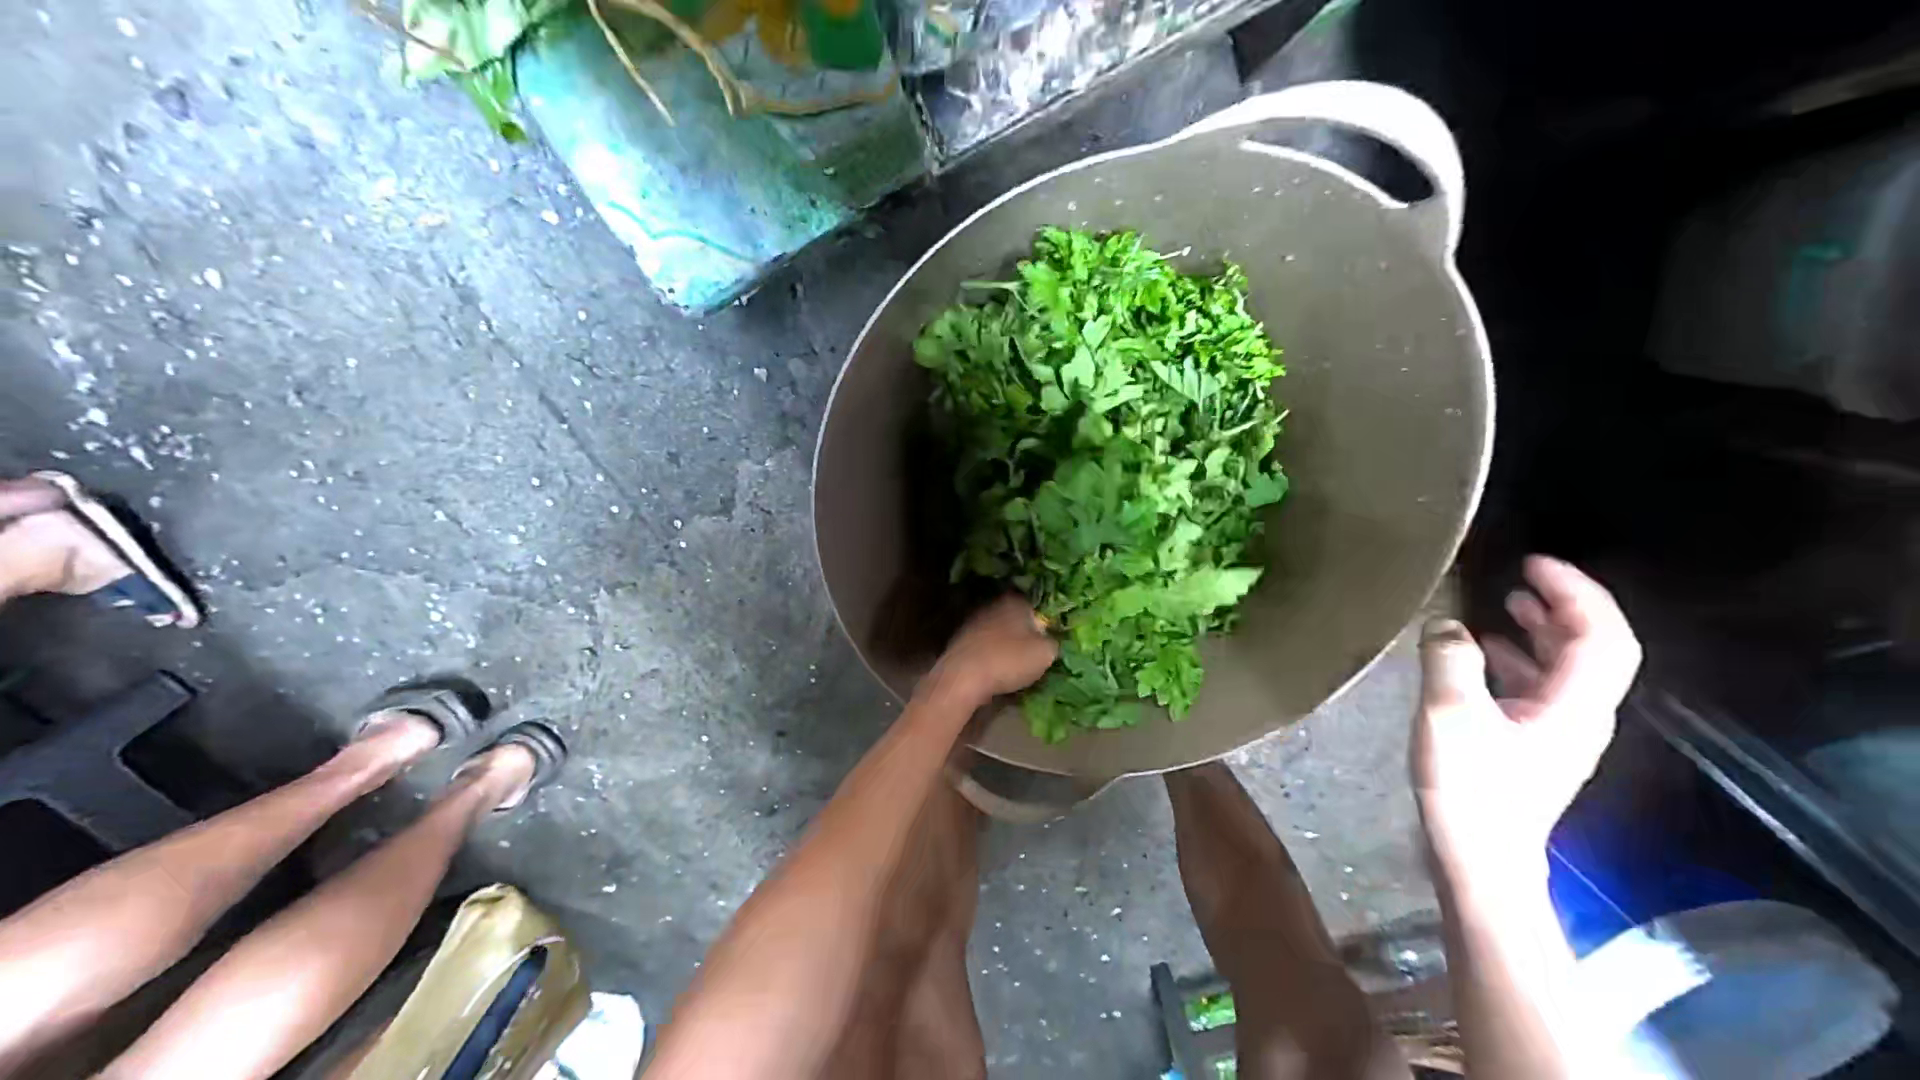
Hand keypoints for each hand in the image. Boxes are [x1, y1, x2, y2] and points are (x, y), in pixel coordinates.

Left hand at [930, 595, 1058, 704]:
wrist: (962, 679)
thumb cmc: (1008, 660)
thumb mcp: (1046, 653)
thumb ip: (1054, 641)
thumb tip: (1051, 639)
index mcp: (1015, 600)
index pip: (1037, 602)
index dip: (1047, 619)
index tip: (1053, 634)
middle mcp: (993, 604)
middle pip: (1017, 616)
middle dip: (1027, 630)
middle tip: (1038, 649)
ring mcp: (973, 621)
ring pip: (999, 629)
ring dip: (1008, 642)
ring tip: (1019, 662)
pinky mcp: (960, 640)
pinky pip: (985, 644)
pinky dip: (992, 652)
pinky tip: (997, 667)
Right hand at [1412, 556, 1641, 874]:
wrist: (1480, 856)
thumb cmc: (1470, 787)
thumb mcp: (1450, 716)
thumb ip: (1450, 660)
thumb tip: (1446, 625)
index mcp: (1573, 705)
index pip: (1600, 636)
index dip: (1576, 593)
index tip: (1536, 563)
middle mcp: (1579, 715)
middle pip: (1591, 649)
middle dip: (1563, 606)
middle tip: (1522, 576)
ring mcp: (1557, 732)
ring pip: (1564, 667)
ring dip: (1541, 630)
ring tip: (1505, 603)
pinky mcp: (1532, 744)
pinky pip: (1537, 686)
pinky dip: (1517, 658)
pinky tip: (1481, 652)